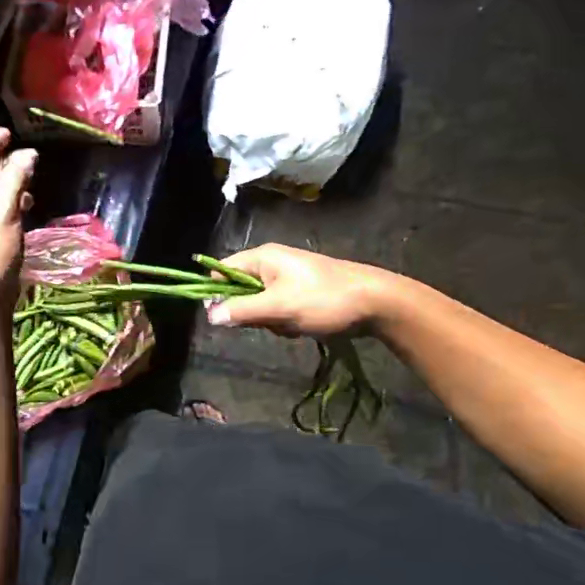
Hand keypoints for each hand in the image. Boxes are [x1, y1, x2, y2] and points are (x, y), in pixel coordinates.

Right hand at [205, 243, 397, 337]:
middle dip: (252, 312)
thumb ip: (242, 310)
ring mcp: (287, 280)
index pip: (222, 270)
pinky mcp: (301, 294)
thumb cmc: (324, 299)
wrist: (375, 303)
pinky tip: (303, 326)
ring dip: (271, 321)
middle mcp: (272, 264)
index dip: (218, 292)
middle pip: (240, 291)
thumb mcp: (279, 307)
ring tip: (293, 324)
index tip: (225, 316)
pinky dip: (286, 322)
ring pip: (260, 306)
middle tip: (271, 320)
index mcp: (263, 257)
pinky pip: (279, 311)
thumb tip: (210, 315)